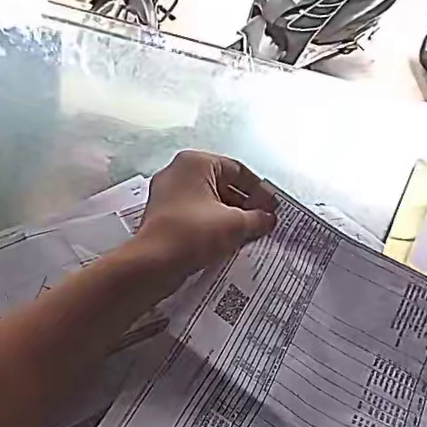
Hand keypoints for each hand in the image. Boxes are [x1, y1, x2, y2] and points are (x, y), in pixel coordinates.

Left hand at [133, 151, 277, 280]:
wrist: (153, 263)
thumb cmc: (194, 233)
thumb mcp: (235, 224)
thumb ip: (258, 218)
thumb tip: (269, 219)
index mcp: (195, 162)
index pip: (238, 170)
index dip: (259, 189)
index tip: (273, 207)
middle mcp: (177, 172)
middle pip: (222, 184)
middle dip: (245, 204)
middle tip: (264, 221)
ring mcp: (166, 194)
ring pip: (208, 201)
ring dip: (230, 216)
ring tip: (250, 233)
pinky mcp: (162, 216)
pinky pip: (195, 215)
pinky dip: (212, 224)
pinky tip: (227, 241)